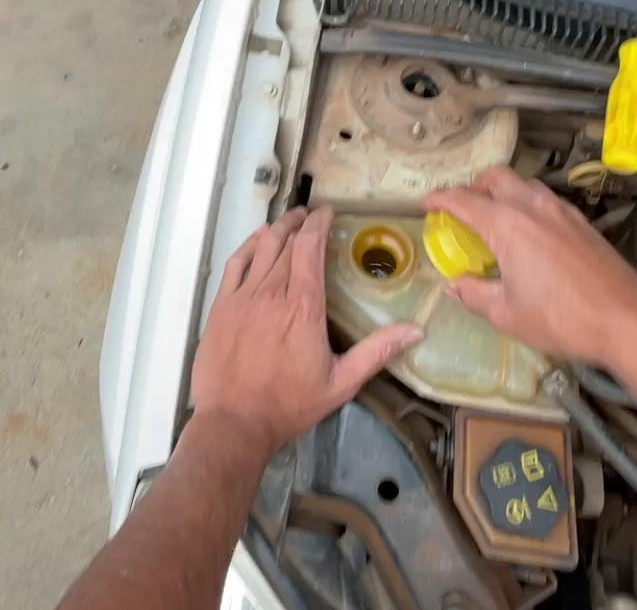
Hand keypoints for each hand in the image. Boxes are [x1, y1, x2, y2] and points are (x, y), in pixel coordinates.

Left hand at [190, 206, 421, 458]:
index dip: (319, 224)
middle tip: (311, 216)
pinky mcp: (222, 306)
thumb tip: (415, 330)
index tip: (327, 213)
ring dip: (278, 228)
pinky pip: (236, 262)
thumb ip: (376, 352)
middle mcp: (272, 293)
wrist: (233, 424)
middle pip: (287, 242)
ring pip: (262, 247)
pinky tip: (258, 238)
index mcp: (303, 307)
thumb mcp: (340, 383)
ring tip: (290, 220)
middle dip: (301, 223)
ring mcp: (243, 297)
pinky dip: (249, 244)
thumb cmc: (289, 404)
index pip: (311, 248)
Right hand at [424, 166, 636, 364]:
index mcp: (507, 225)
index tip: (426, 203)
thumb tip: (455, 285)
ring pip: (525, 184)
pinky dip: (528, 204)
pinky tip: (531, 233)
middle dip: (474, 185)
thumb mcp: (508, 314)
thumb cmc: (562, 319)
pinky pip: (546, 199)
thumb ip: (475, 294)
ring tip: (496, 217)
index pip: (464, 200)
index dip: (440, 198)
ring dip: (504, 191)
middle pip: (496, 177)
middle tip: (463, 208)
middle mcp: (533, 207)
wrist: (628, 320)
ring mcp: (562, 211)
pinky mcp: (583, 222)